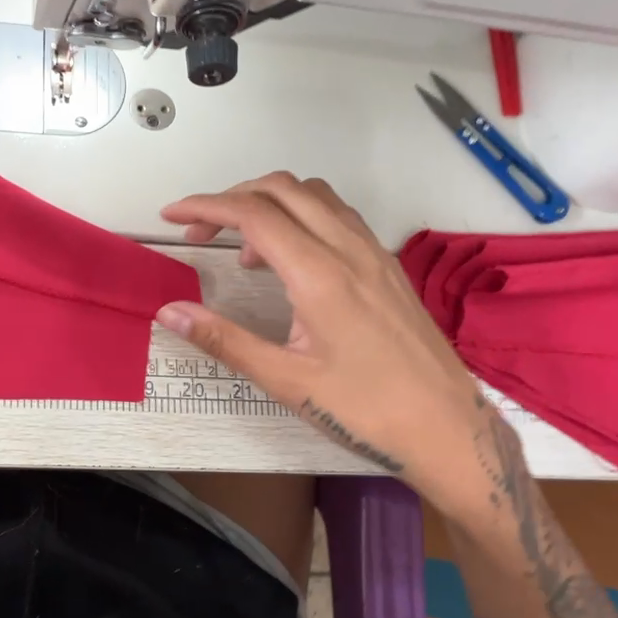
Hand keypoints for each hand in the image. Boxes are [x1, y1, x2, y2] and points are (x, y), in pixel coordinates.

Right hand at [156, 173, 486, 492]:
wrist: (448, 429)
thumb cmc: (365, 410)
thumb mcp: (285, 380)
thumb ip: (224, 339)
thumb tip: (169, 312)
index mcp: (319, 274)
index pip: (253, 214)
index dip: (205, 206)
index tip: (170, 214)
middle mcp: (349, 249)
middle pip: (283, 188)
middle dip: (232, 197)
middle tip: (199, 230)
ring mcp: (374, 253)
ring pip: (315, 195)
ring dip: (269, 202)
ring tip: (241, 247)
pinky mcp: (387, 266)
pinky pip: (338, 216)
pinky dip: (300, 216)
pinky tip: (288, 261)